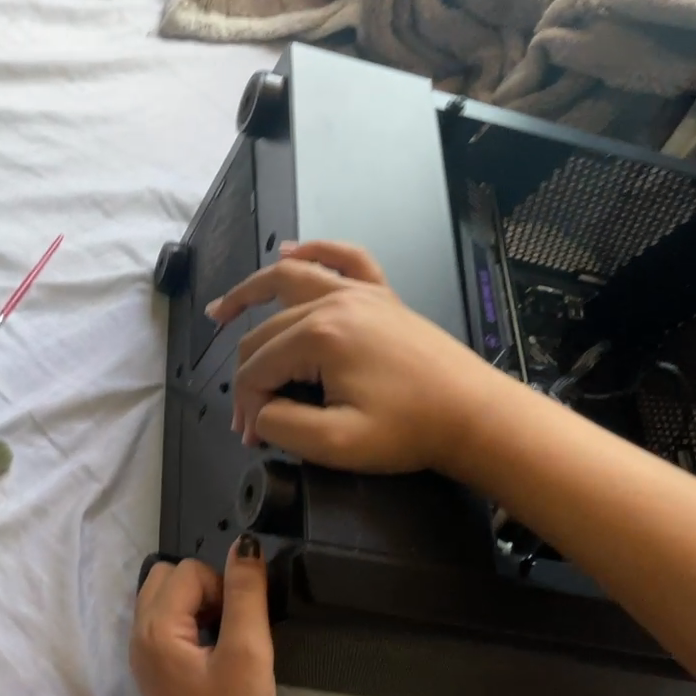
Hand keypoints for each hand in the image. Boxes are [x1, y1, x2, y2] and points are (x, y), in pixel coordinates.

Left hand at [129, 537, 277, 695]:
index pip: (189, 570)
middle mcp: (138, 636)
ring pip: (166, 601)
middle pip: (168, 578)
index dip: (223, 588)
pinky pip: (167, 627)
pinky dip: (191, 629)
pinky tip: (214, 661)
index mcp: (154, 628)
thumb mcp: (249, 654)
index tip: (241, 627)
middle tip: (232, 633)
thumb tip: (244, 545)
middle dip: (206, 591)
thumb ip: (246, 594)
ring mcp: (142, 656)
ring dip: (199, 609)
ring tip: (225, 647)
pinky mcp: (153, 674)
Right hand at [207, 241, 515, 473]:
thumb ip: (281, 426)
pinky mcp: (381, 298)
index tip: (254, 437)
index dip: (248, 408)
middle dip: (247, 379)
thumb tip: (260, 414)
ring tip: (221, 310)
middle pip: (264, 335)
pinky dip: (314, 250)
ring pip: (289, 281)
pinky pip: (345, 259)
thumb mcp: (333, 444)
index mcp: (320, 336)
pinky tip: (292, 251)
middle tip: (248, 420)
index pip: (257, 370)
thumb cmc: (410, 430)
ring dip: (251, 292)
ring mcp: (361, 295)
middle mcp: (335, 303)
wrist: (474, 416)